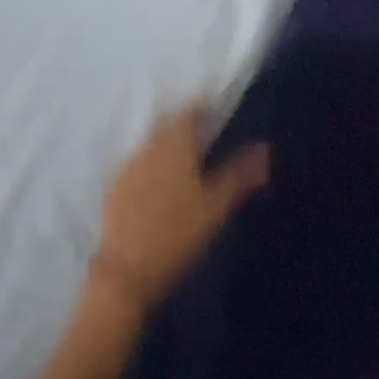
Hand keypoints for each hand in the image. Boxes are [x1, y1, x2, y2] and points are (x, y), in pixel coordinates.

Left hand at [94, 107, 268, 306]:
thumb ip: (240, 174)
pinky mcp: (113, 186)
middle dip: (186, 121)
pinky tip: (160, 180)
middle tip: (205, 133)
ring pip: (152, 140)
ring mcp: (127, 165)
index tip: (220, 112)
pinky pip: (138, 160)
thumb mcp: (217, 207)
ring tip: (186, 157)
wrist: (125, 271)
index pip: (191, 109)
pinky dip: (152, 161)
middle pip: (168, 120)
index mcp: (176, 144)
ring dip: (168, 140)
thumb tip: (264, 148)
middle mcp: (148, 145)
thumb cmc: (177, 235)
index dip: (206, 106)